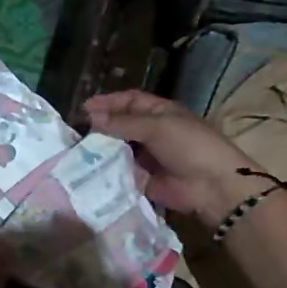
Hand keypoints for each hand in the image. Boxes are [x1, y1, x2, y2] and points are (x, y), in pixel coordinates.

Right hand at [84, 90, 266, 225]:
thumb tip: (91, 118)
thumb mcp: (156, 127)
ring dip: (100, 147)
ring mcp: (146, 156)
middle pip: (120, 124)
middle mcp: (152, 131)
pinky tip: (87, 168)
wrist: (211, 186)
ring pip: (117, 147)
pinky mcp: (141, 178)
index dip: (108, 102)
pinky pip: (119, 170)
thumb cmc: (189, 146)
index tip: (84, 108)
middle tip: (75, 130)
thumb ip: (122, 123)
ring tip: (76, 148)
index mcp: (161, 112)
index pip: (130, 101)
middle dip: (100, 125)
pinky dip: (105, 168)